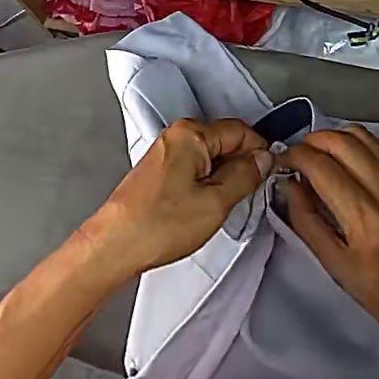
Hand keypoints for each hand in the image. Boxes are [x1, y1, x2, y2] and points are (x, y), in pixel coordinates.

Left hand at [80, 118, 272, 279]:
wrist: (111, 248)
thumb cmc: (156, 225)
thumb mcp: (216, 202)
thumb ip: (246, 175)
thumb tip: (263, 160)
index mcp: (191, 134)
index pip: (241, 130)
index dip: (259, 152)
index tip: (267, 172)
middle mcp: (176, 136)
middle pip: (225, 140)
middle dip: (240, 165)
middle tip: (245, 193)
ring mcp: (166, 152)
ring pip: (210, 156)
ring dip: (223, 176)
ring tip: (221, 204)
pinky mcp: (159, 170)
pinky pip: (194, 166)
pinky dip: (206, 182)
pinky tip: (203, 206)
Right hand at [279, 125, 378, 355]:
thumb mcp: (342, 273)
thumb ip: (309, 225)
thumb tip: (288, 187)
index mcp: (365, 219)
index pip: (320, 166)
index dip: (293, 157)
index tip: (281, 163)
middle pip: (340, 141)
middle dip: (310, 141)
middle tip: (295, 157)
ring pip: (362, 136)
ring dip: (333, 138)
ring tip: (317, 156)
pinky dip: (356, 146)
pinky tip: (346, 163)